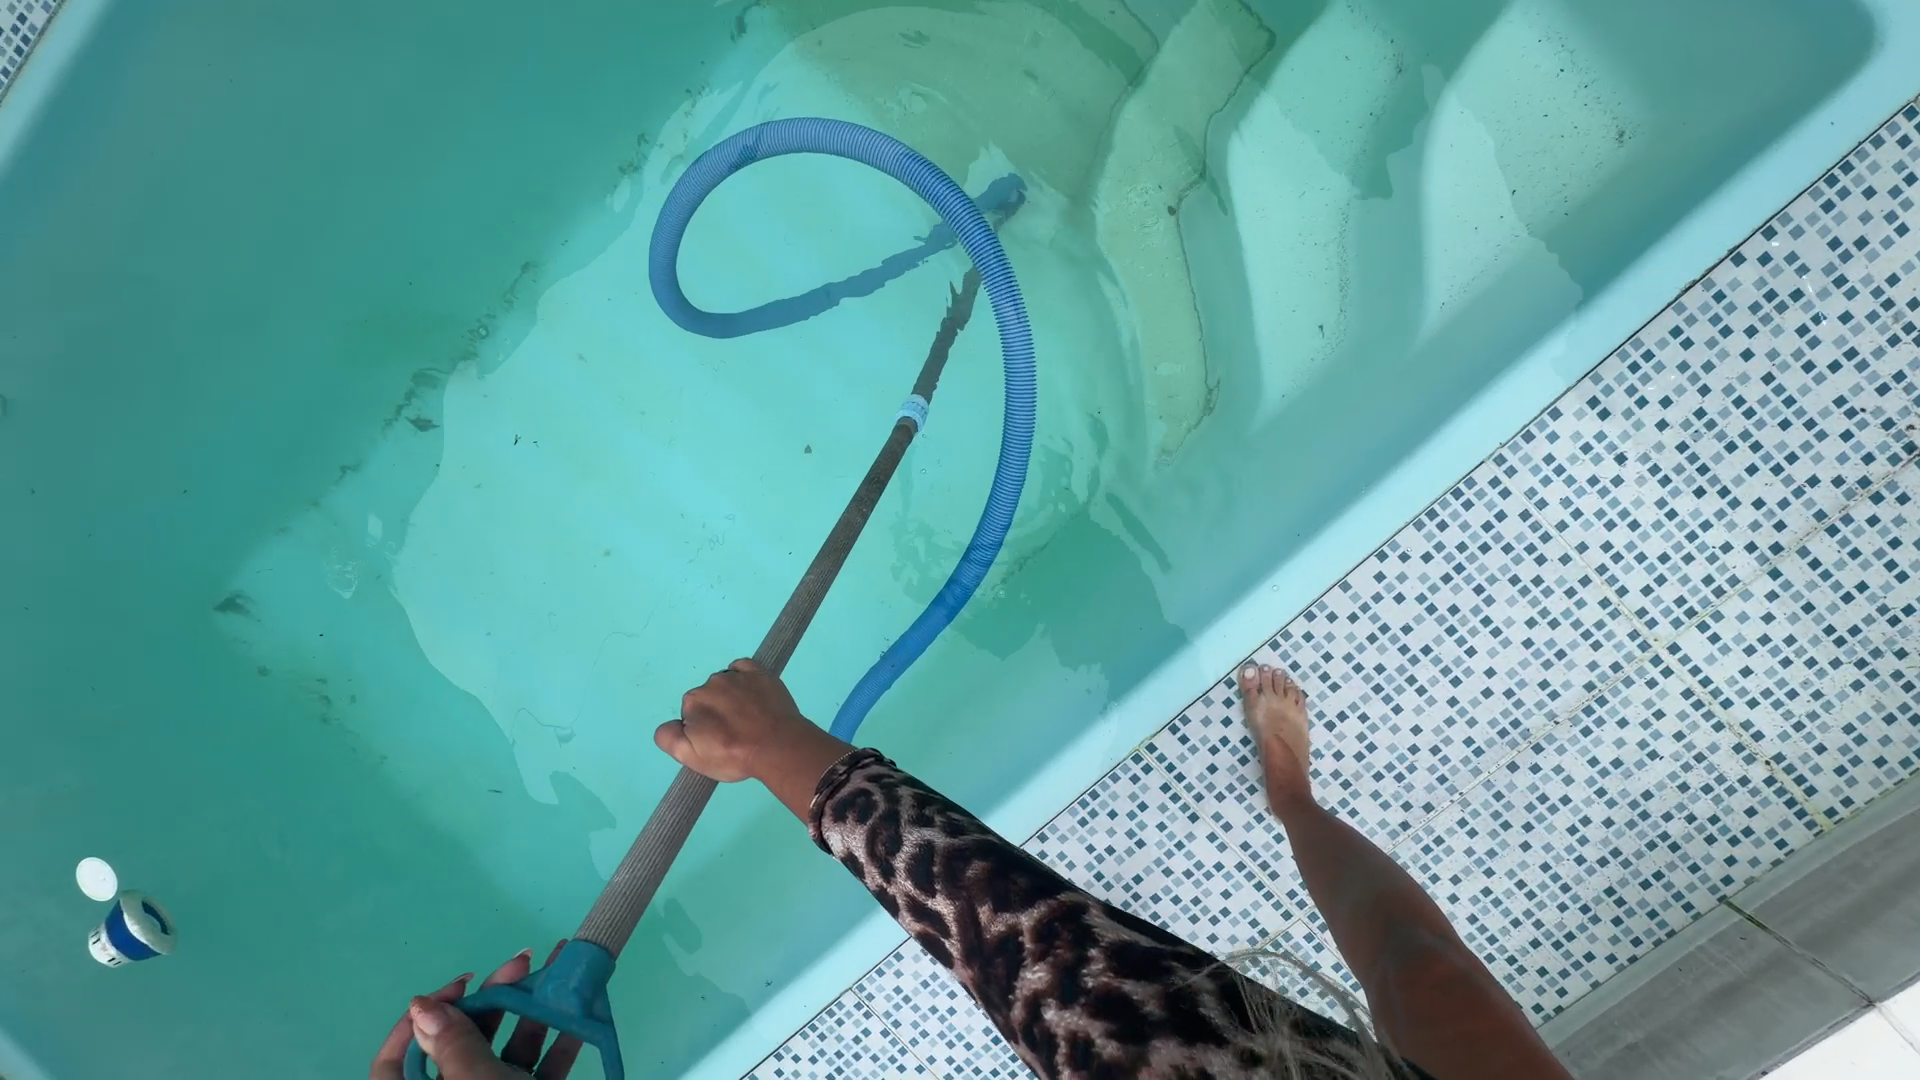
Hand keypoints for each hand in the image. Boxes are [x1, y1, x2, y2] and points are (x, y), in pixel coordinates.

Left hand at [369, 943, 581, 1079]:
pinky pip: (542, 1064)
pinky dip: (562, 1036)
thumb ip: (455, 1045)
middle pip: (463, 1042)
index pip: (394, 1061)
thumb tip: (421, 1003)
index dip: (420, 1020)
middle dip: (495, 998)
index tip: (463, 983)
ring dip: (534, 1008)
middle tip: (523, 962)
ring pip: (507, 1049)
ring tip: (560, 972)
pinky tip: (583, 1008)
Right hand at [656, 659, 854, 821]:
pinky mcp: (761, 672)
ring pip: (726, 684)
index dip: (702, 729)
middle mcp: (713, 682)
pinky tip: (752, 693)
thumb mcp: (691, 757)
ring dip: (732, 696)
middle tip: (734, 732)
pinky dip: (744, 677)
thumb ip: (669, 738)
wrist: (778, 746)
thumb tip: (668, 725)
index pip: (691, 714)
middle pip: (709, 698)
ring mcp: (738, 675)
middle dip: (717, 712)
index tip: (717, 741)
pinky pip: (744, 668)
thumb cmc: (734, 755)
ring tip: (748, 718)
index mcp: (693, 701)